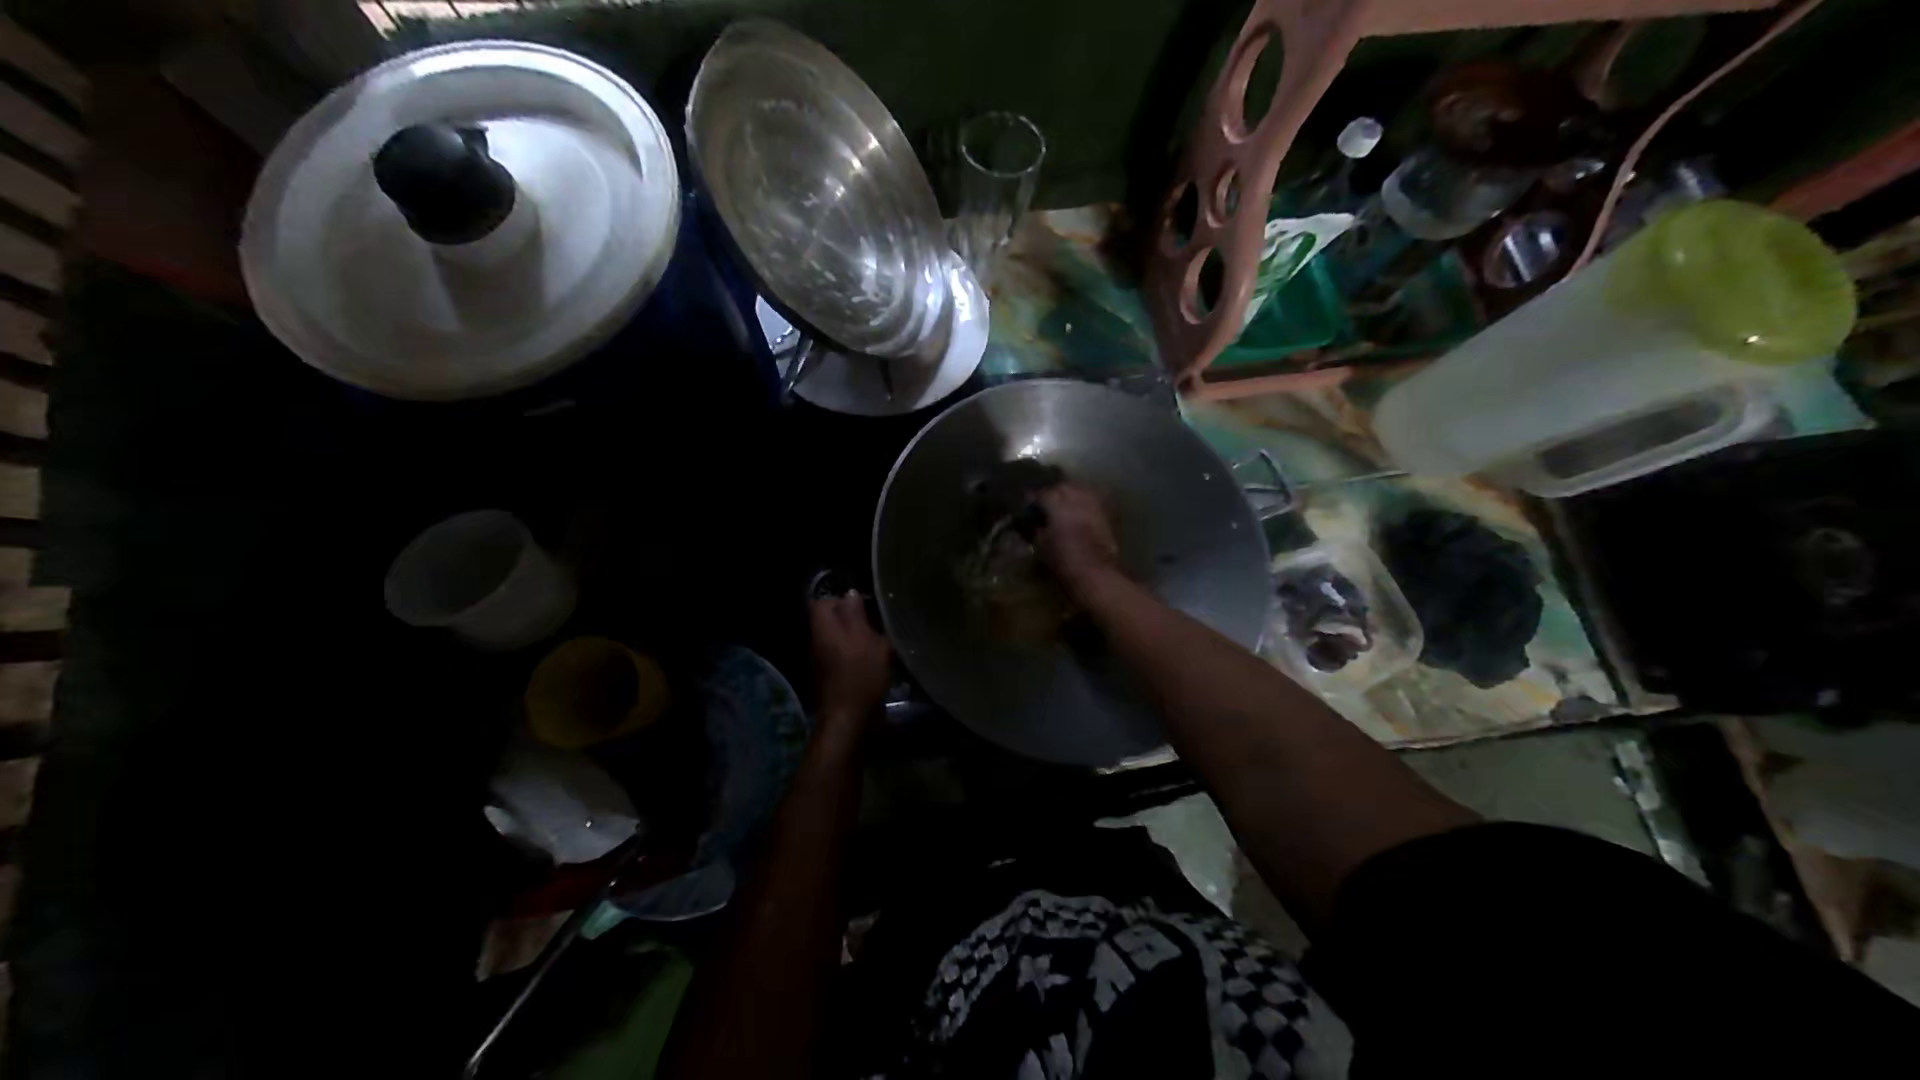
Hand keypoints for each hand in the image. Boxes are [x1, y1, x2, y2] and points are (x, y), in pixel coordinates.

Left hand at [810, 590, 890, 727]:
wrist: (849, 716)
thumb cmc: (860, 673)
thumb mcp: (865, 638)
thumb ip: (856, 614)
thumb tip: (849, 594)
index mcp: (823, 627)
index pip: (822, 601)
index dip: (841, 599)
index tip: (864, 604)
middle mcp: (818, 640)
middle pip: (832, 619)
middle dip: (854, 618)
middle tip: (877, 622)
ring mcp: (824, 658)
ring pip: (840, 636)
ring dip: (859, 636)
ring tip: (880, 640)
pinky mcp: (833, 673)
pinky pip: (845, 653)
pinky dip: (859, 653)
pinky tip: (877, 659)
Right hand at [1032, 484, 1121, 594]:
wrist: (1095, 571)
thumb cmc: (1063, 559)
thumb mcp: (1041, 545)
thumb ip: (1036, 529)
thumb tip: (1035, 523)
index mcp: (1057, 503)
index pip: (1042, 494)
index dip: (1034, 499)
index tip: (1029, 505)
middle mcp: (1077, 497)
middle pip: (1063, 487)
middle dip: (1054, 493)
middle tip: (1048, 505)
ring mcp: (1094, 503)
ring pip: (1081, 490)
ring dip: (1072, 495)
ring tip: (1066, 506)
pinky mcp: (1108, 513)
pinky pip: (1095, 500)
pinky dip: (1087, 503)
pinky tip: (1083, 512)